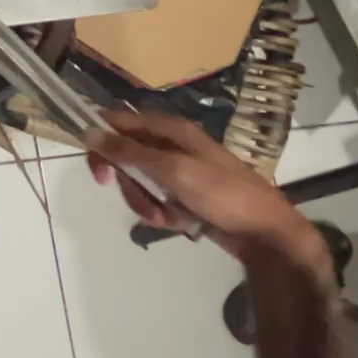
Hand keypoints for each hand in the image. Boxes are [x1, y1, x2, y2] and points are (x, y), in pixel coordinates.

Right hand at [85, 109, 326, 272]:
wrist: (268, 235)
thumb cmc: (223, 194)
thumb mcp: (172, 170)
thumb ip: (129, 151)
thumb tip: (89, 131)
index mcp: (170, 129)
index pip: (118, 122)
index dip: (101, 140)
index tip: (97, 169)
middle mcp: (171, 145)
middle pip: (125, 155)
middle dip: (128, 182)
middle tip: (139, 201)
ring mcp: (178, 170)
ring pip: (138, 181)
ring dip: (144, 202)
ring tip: (164, 218)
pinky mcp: (184, 194)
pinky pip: (156, 198)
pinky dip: (161, 212)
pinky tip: (179, 222)